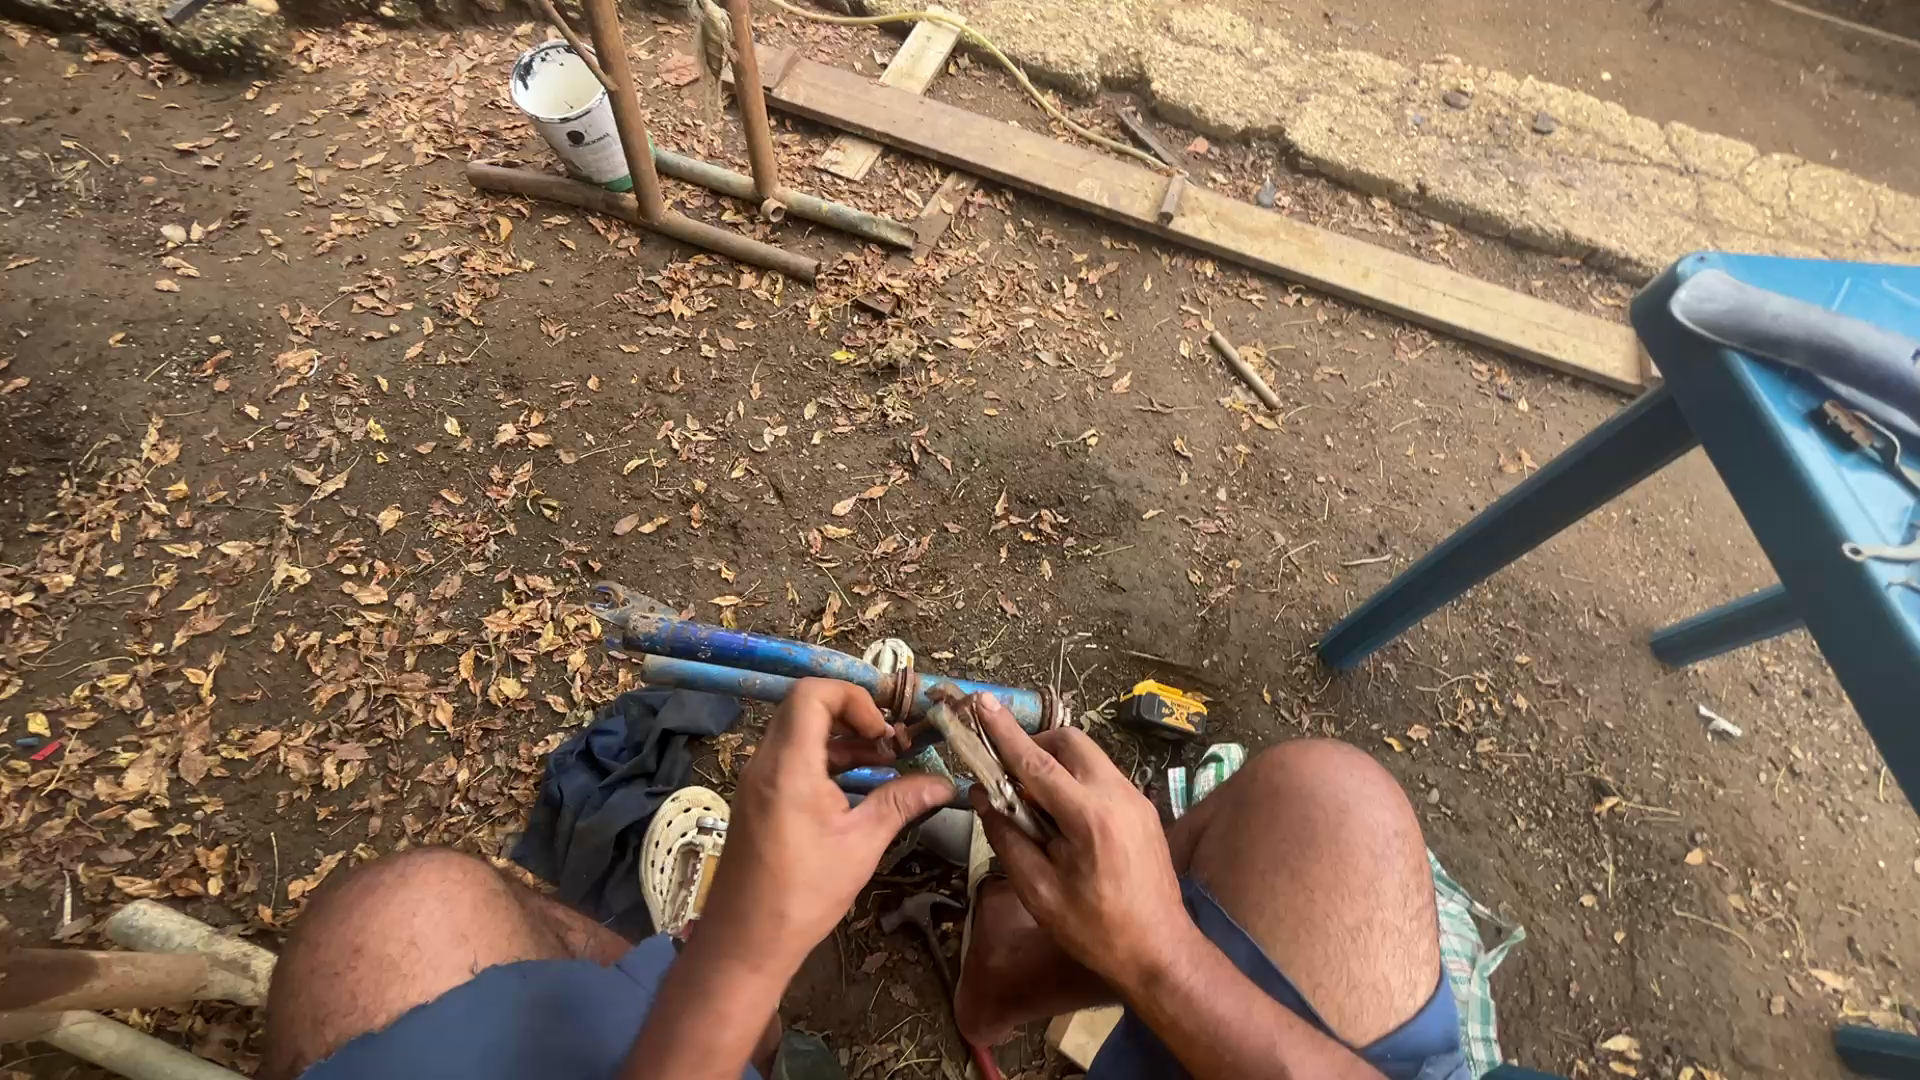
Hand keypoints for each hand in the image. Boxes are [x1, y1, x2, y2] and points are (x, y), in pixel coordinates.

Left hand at [698, 678, 955, 972]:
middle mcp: (766, 762)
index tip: (882, 731)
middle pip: (807, 706)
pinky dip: (828, 757)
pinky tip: (860, 783)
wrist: (743, 945)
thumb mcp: (861, 845)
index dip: (853, 698)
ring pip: (801, 731)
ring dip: (844, 737)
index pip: (812, 694)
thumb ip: (900, 802)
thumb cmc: (802, 896)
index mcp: (789, 767)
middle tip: (890, 741)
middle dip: (854, 713)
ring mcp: (759, 778)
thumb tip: (944, 783)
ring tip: (886, 761)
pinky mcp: (760, 795)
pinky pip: (794, 756)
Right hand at [968, 692, 1190, 988]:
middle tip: (1010, 775)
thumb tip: (981, 795)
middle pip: (1069, 741)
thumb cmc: (1096, 931)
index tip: (983, 702)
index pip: (1036, 762)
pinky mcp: (1142, 806)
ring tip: (1036, 802)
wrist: (1163, 953)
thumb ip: (1007, 837)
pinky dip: (1075, 779)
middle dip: (1035, 744)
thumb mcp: (1039, 892)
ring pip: (1087, 754)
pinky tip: (1064, 817)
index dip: (1005, 731)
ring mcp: (1135, 797)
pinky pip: (1101, 773)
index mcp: (1089, 817)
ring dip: (1056, 762)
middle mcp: (1117, 794)